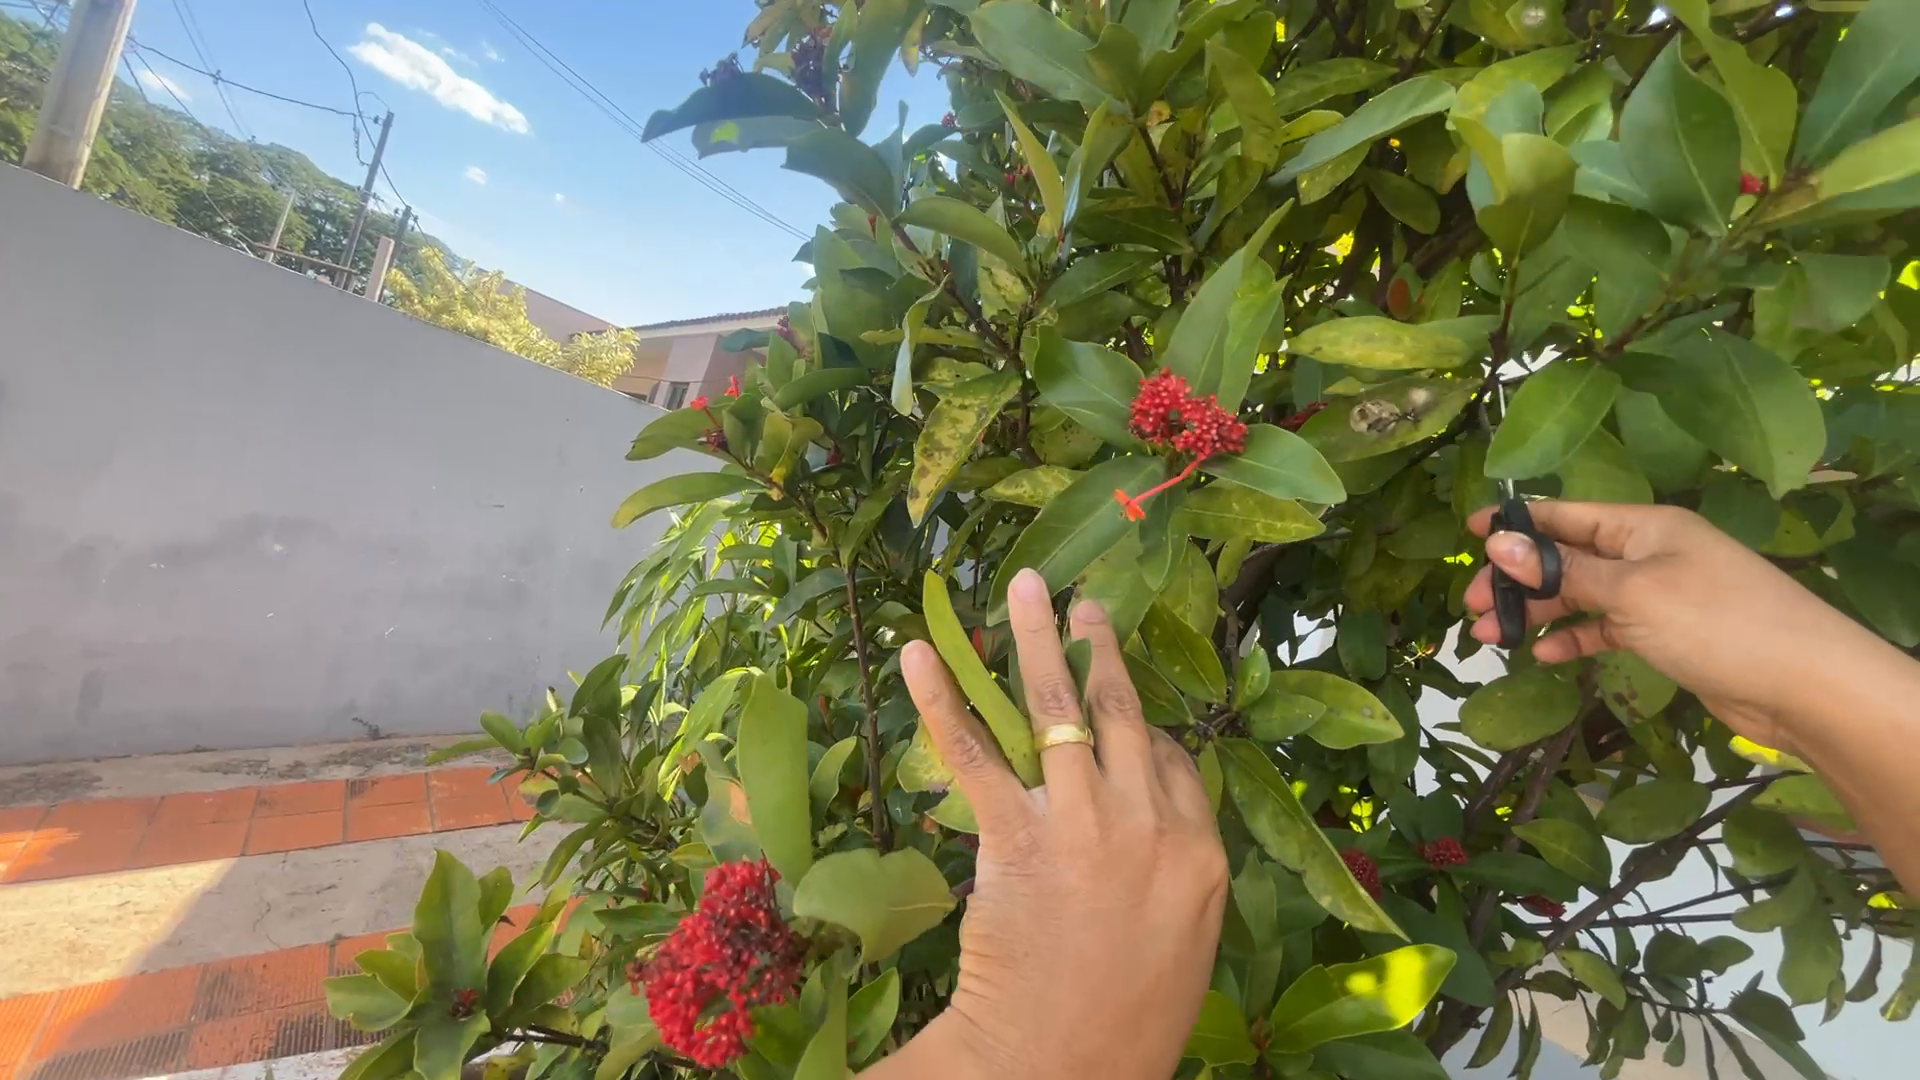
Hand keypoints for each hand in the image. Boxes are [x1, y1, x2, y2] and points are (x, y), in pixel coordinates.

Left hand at [894, 568, 1228, 1079]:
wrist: (1061, 1072)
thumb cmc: (1129, 1016)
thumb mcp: (1185, 935)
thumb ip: (1177, 858)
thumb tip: (1152, 795)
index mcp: (1199, 848)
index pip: (1167, 754)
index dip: (1136, 725)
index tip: (1113, 706)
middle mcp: (1147, 822)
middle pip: (1121, 710)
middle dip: (1098, 648)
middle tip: (1083, 604)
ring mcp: (1081, 824)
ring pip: (1058, 709)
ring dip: (1034, 639)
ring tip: (1025, 587)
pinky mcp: (1015, 837)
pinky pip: (974, 754)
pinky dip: (941, 699)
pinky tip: (918, 655)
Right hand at [1463, 501, 1876, 754]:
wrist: (1812, 690)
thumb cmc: (1718, 622)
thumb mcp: (1629, 592)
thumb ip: (1560, 570)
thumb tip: (1496, 542)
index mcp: (1643, 527)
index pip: (1563, 516)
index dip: (1514, 523)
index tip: (1468, 532)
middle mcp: (1645, 554)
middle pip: (1562, 558)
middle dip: (1514, 580)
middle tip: (1471, 604)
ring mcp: (1654, 593)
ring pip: (1575, 596)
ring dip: (1533, 613)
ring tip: (1491, 637)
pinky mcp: (1661, 631)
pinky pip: (1600, 627)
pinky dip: (1571, 637)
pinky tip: (1544, 654)